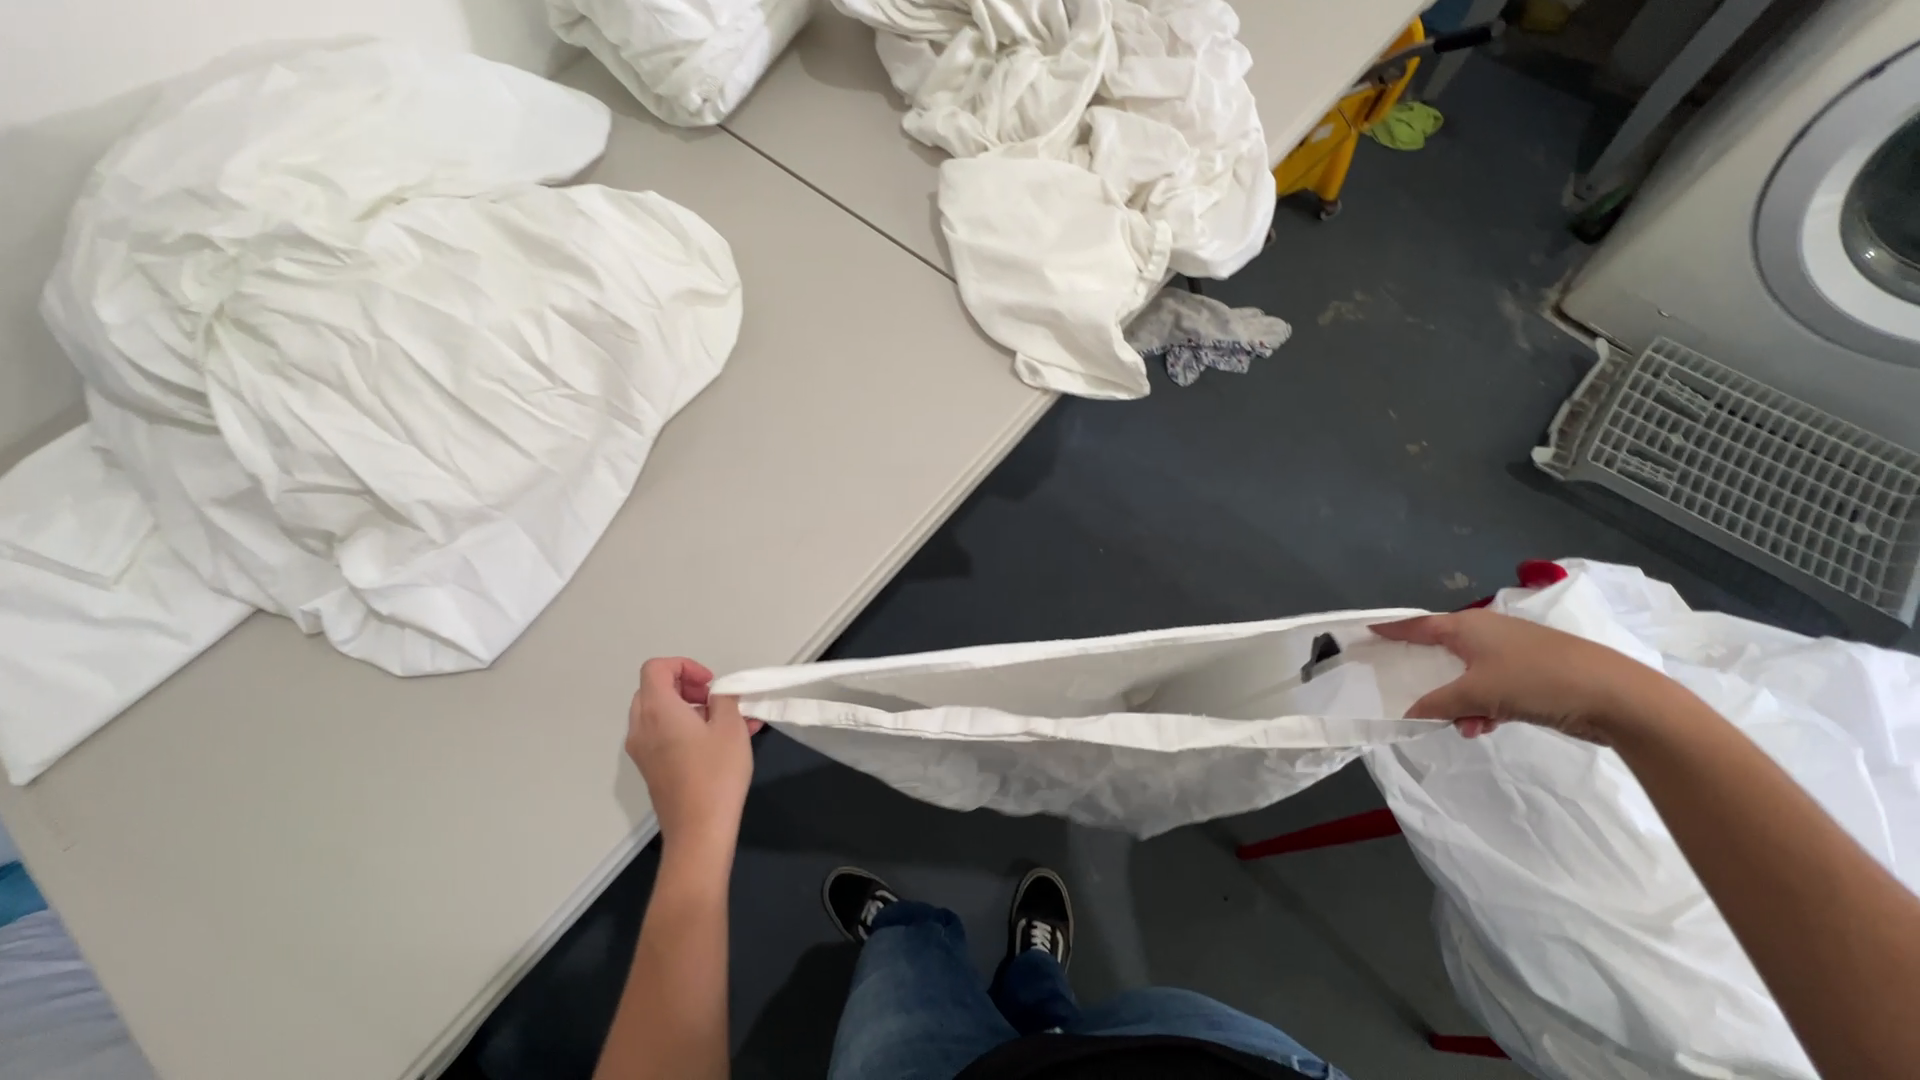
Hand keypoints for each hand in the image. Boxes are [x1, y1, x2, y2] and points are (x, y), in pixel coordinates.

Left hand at [626, 658, 762, 848]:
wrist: (699, 830)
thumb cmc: (716, 774)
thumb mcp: (731, 727)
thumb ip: (725, 699)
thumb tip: (718, 695)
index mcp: (657, 710)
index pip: (656, 668)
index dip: (684, 666)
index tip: (710, 684)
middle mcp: (641, 727)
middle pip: (654, 689)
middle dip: (686, 687)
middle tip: (715, 700)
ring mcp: (642, 750)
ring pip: (659, 713)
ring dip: (689, 708)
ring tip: (727, 722)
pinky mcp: (650, 768)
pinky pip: (662, 735)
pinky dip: (685, 728)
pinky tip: (719, 743)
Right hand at [1370, 609, 1677, 743]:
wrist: (1617, 696)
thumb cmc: (1537, 680)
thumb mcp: (1477, 694)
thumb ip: (1438, 703)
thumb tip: (1408, 712)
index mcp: (1469, 626)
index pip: (1419, 625)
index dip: (1393, 629)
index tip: (1367, 630)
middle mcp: (1488, 634)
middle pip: (1443, 653)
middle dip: (1430, 679)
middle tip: (1409, 692)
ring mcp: (1514, 654)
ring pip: (1469, 677)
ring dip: (1461, 702)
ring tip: (1466, 726)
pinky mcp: (1536, 676)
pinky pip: (1493, 690)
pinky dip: (1485, 707)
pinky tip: (1487, 727)